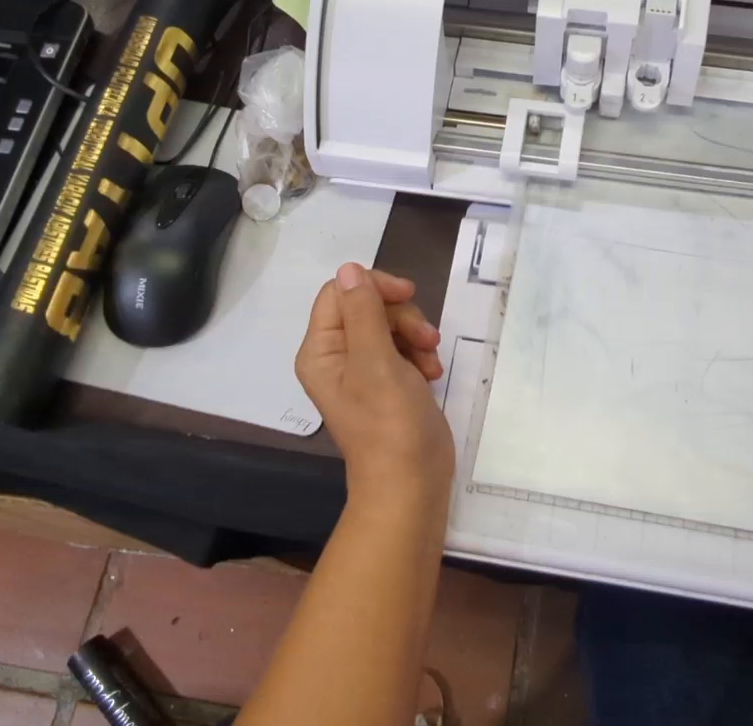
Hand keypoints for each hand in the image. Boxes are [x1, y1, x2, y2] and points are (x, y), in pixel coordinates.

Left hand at [295, 263, 453, 506]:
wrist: (412, 483)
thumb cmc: (390, 423)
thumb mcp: (376, 362)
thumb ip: (363, 312)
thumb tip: (349, 268)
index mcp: (320, 350)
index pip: (339, 292)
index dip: (374, 287)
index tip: (408, 295)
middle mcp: (336, 355)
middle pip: (367, 305)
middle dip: (401, 316)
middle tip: (427, 338)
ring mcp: (362, 369)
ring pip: (389, 323)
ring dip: (415, 334)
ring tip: (431, 361)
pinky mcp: (387, 380)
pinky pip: (401, 346)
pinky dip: (419, 353)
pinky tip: (432, 373)